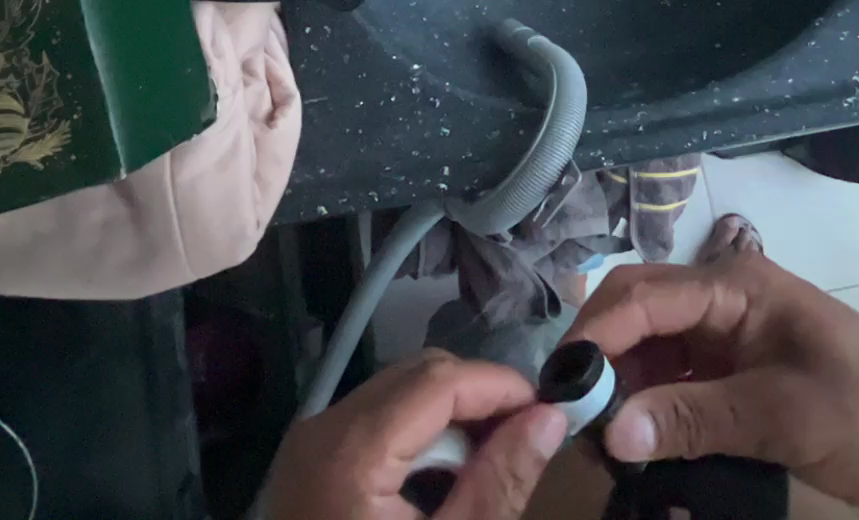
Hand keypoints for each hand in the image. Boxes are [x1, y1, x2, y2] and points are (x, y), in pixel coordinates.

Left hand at [264, 349, 567, 519]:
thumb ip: (499, 483)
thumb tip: (549, 418)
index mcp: (350, 450)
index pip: (439, 380)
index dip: (499, 385)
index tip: (547, 409)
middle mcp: (323, 427)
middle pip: (417, 375)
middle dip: (476, 398)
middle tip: (521, 439)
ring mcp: (310, 442)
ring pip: (399, 391)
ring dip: (449, 416)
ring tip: (483, 465)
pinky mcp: (309, 460)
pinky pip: (376, 417)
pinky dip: (417, 433)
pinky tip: (439, 478)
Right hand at [567, 253, 858, 516]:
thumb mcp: (787, 418)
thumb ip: (697, 419)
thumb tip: (610, 432)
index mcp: (736, 283)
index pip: (645, 295)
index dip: (595, 334)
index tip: (560, 386)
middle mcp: (721, 296)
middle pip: (636, 307)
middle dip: (598, 353)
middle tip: (567, 410)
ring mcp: (724, 331)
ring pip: (646, 343)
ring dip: (617, 382)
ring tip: (594, 434)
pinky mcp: (729, 366)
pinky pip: (670, 374)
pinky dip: (645, 402)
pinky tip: (633, 437)